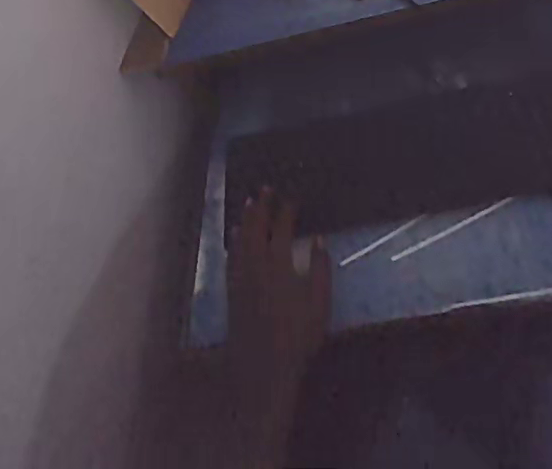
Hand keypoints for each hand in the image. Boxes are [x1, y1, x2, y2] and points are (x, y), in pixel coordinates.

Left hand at [227, 190, 330, 418]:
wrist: (263, 363)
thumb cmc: (297, 334)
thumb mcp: (319, 303)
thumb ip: (320, 268)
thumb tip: (318, 239)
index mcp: (279, 263)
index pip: (282, 228)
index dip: (286, 210)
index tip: (291, 197)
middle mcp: (257, 262)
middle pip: (257, 226)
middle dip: (262, 205)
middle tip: (265, 188)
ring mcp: (242, 273)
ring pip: (242, 237)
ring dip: (246, 217)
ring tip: (249, 201)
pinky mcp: (232, 286)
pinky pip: (232, 254)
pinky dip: (234, 239)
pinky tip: (235, 232)